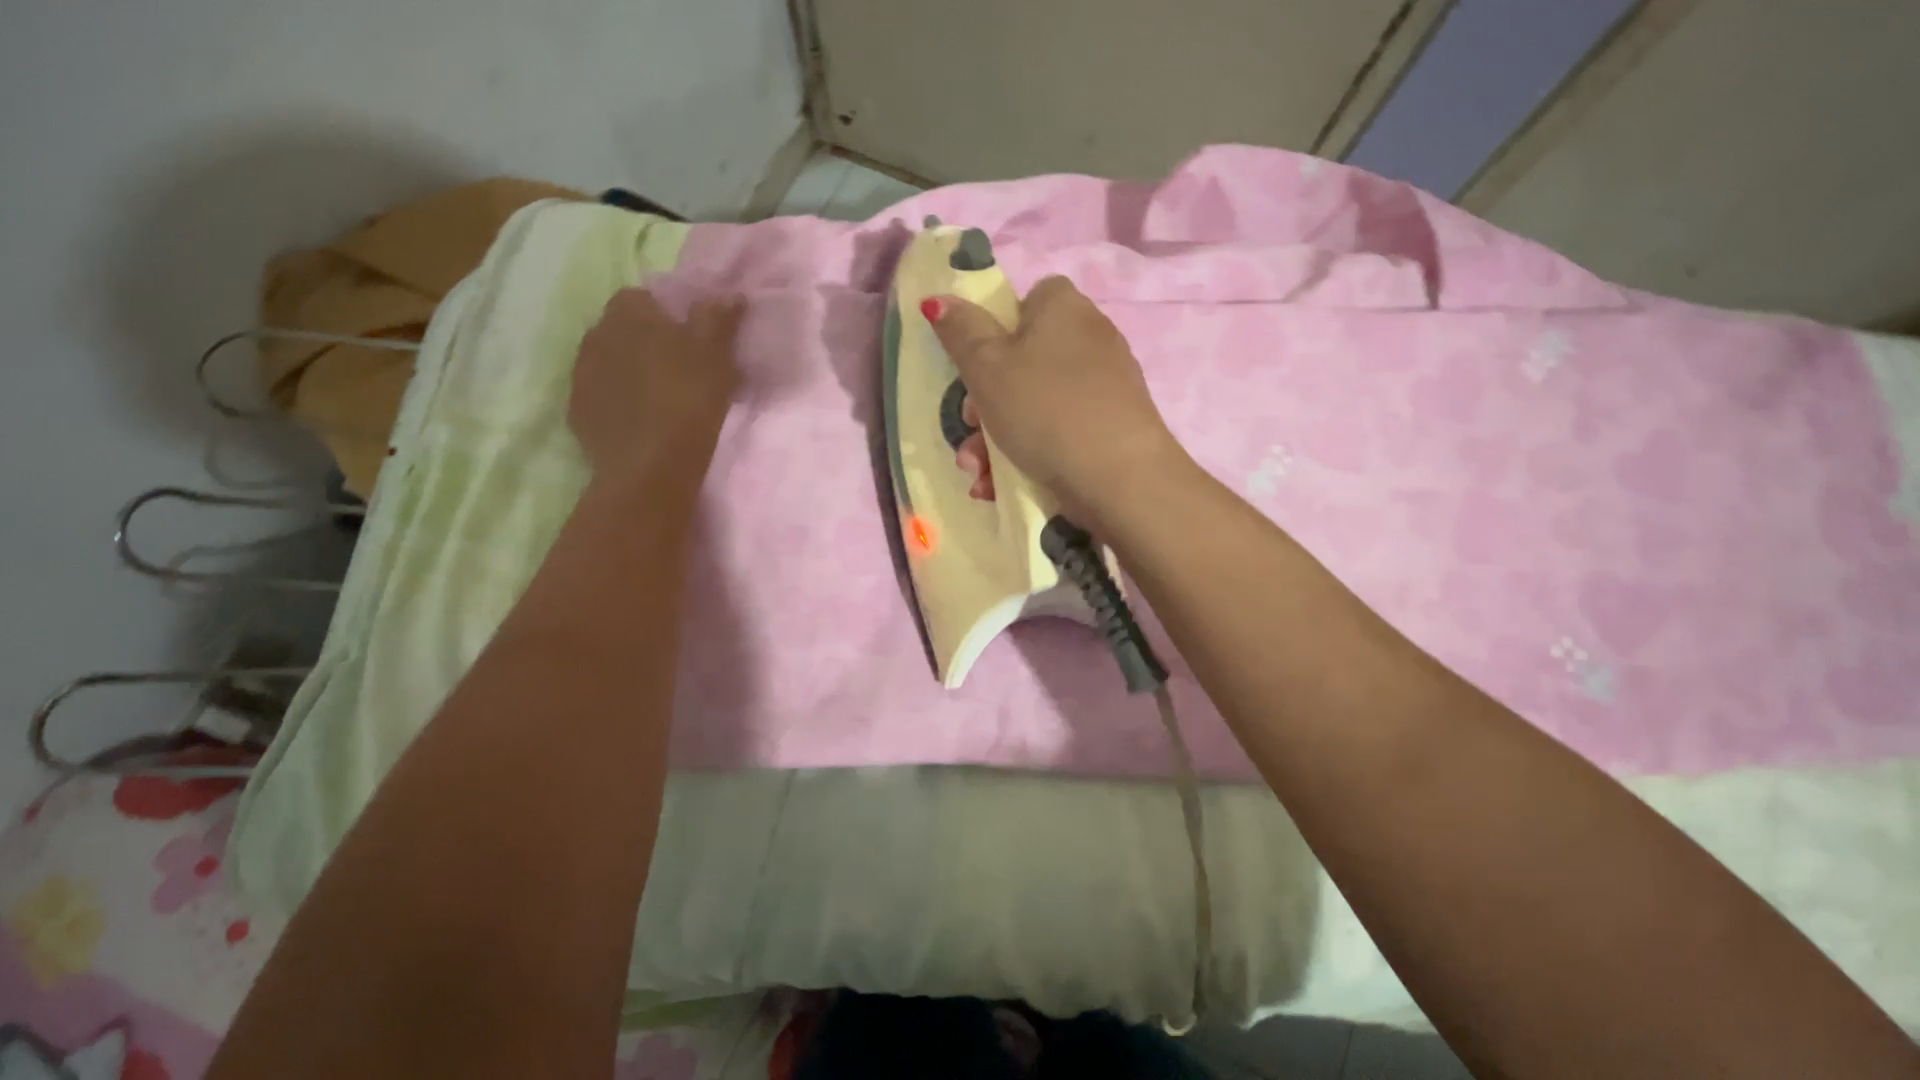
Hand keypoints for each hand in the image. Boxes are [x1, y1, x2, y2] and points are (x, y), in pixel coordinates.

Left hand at [569, 288, 742, 481]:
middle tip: (677, 367)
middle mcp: (596, 335)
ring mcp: (580, 374)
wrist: (648, 467)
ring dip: (627, 370)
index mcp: (628, 313)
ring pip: (607, 361)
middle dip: (643, 341)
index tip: (688, 338)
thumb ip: (718, 319)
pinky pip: (599, 395)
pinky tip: (638, 420)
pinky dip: (616, 401)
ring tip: (657, 396)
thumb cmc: (688, 400)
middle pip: (621, 329)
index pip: (641, 297)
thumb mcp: (716, 356)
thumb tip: (728, 294)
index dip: (664, 314)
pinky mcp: (576, 411)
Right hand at [926, 276, 1182, 522]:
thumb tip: (939, 299)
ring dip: (998, 438)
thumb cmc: (1045, 409)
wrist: (1119, 477)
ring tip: (978, 473)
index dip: (995, 328)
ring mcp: (1106, 383)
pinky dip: (1031, 453)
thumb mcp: (987, 368)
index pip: (1026, 299)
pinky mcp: (1114, 424)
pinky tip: (1002, 484)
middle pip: (1024, 359)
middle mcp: (1091, 335)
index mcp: (1063, 307)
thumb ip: (961, 331)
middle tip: (970, 428)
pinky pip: (1060, 430)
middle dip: (986, 402)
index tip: (976, 365)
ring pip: (1036, 402)